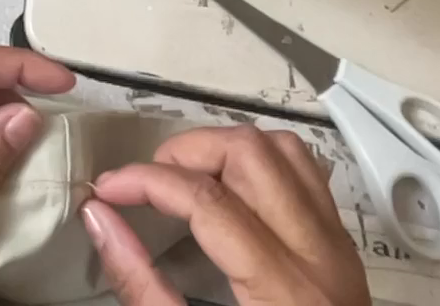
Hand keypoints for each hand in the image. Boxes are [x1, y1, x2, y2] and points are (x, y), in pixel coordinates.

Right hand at [81, 125, 369, 305]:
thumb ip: (141, 285)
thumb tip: (98, 216)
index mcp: (285, 291)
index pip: (207, 199)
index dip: (145, 181)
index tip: (106, 190)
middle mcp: (320, 256)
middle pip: (250, 154)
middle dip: (185, 154)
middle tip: (149, 183)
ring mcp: (337, 246)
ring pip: (282, 149)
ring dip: (223, 148)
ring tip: (186, 178)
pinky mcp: (341, 245)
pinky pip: (305, 169)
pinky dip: (260, 160)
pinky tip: (229, 184)